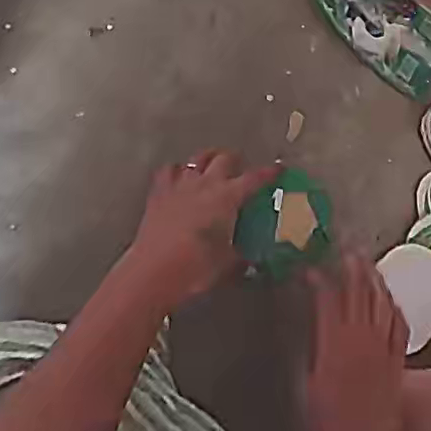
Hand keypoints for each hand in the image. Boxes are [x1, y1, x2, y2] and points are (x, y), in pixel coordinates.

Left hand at [122, 150, 279, 307]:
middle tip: (240, 169)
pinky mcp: (159, 192)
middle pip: (225, 158)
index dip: (268, 173)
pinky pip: (169, 170)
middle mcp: (206, 183)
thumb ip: (240, 258)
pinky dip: (177, 170)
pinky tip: (179, 177)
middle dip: (236, 160)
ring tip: (213, 165)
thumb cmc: (195, 269)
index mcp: (228, 197)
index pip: (254, 178)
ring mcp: (181, 184)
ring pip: (199, 158)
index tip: (278, 169)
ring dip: (209, 158)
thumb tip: (249, 261)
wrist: (152, 273)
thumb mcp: (226, 266)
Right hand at [303, 254, 407, 430]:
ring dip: (372, 275)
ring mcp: (383, 347)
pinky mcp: (398, 361)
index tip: (309, 266)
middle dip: (349, 263)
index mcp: (333, 344)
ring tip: (365, 259)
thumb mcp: (304, 389)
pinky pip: (399, 321)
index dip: (317, 275)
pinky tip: (388, 294)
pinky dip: (392, 302)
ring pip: (380, 299)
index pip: (327, 294)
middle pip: (358, 289)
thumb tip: (301, 322)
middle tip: (343, 245)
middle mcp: (361, 339)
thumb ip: (305, 349)